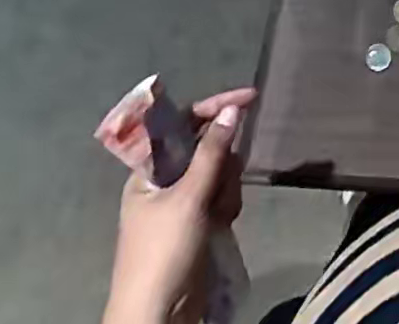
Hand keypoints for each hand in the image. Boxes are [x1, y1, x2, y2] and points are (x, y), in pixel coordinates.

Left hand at [104, 88, 255, 323]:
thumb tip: (232, 109)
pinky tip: (222, 225)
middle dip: (222, 164)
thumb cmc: (163, 254)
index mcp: (150, 169)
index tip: (249, 98)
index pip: (184, 123)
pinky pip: (222, 196)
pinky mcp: (198, 223)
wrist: (157, 322)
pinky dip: (226, 207)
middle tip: (219, 189)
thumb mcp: (189, 198)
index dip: (215, 107)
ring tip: (218, 215)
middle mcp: (165, 180)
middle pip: (208, 147)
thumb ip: (213, 152)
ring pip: (219, 172)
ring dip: (225, 189)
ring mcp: (182, 203)